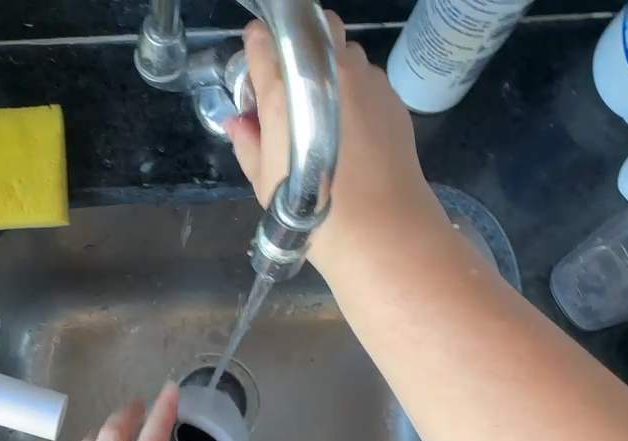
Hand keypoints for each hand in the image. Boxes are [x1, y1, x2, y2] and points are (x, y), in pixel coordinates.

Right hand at [224, 17, 447, 275]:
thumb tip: (238, 122)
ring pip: (344, 52)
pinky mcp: (389, 93)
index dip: (257, 49)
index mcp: (284, 90)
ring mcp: (364, 77)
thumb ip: (247, 143)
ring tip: (325, 112)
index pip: (263, 41)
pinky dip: (355, 91)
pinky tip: (352, 130)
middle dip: (299, 47)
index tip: (256, 68)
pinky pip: (367, 77)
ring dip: (331, 70)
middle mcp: (326, 70)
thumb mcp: (264, 181)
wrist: (377, 224)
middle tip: (292, 86)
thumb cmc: (309, 208)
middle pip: (311, 29)